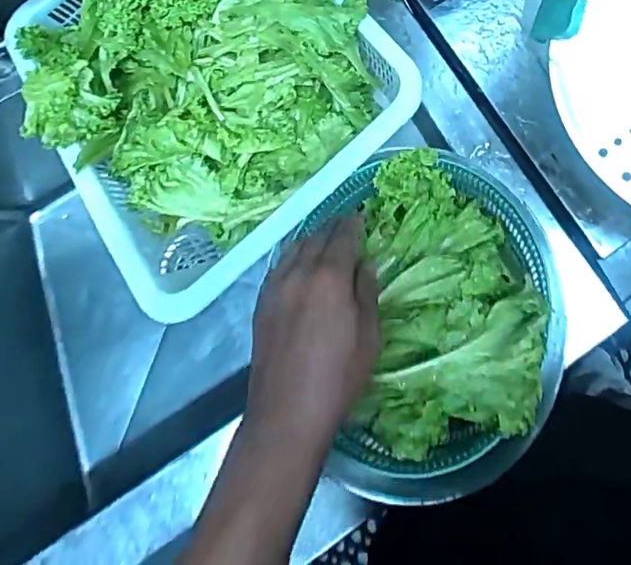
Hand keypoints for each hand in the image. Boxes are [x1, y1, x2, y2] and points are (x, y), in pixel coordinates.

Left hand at [245, 215, 379, 451]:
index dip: (353, 225)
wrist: (286, 413)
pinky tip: (298, 261)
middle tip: (345, 222)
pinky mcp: (262, 303)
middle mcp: (300, 273)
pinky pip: (279, 265)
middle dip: (333, 226)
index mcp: (330, 277)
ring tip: (323, 236)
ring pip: (295, 248)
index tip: (361, 216)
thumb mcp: (368, 335)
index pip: (343, 238)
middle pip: (317, 237)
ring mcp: (276, 287)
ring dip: (311, 237)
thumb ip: (366, 293)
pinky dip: (292, 254)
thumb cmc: (338, 377)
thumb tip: (365, 264)